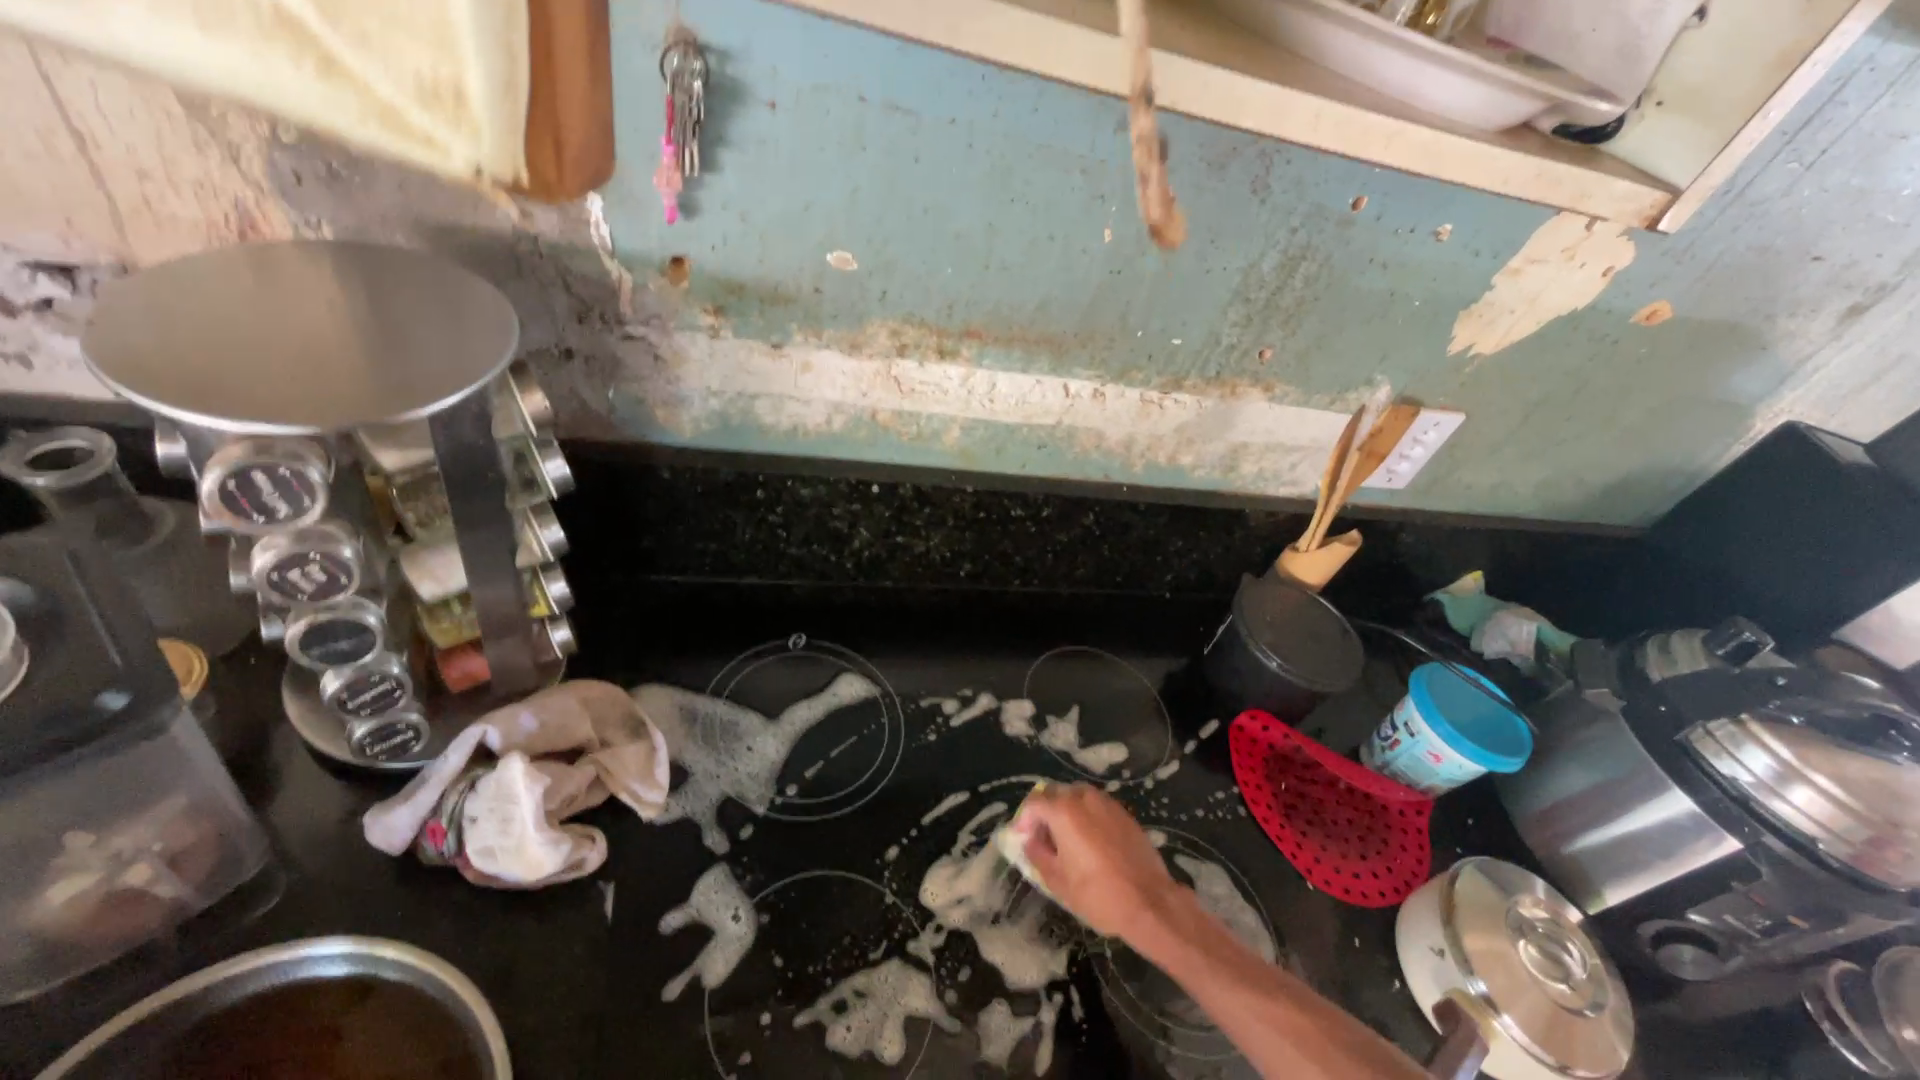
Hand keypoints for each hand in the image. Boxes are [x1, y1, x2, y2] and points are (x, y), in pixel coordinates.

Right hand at [1010, 783, 1178, 941]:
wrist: (1149, 902)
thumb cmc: (1098, 894)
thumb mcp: (1057, 881)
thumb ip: (1037, 854)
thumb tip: (1030, 841)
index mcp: (1064, 811)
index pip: (1034, 803)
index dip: (1024, 820)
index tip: (1024, 840)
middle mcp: (1085, 799)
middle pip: (1056, 794)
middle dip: (1045, 812)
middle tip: (1043, 839)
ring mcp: (1108, 804)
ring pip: (1078, 797)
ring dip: (1067, 812)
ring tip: (1067, 841)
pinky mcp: (1125, 814)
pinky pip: (1097, 807)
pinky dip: (1087, 817)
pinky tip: (1091, 843)